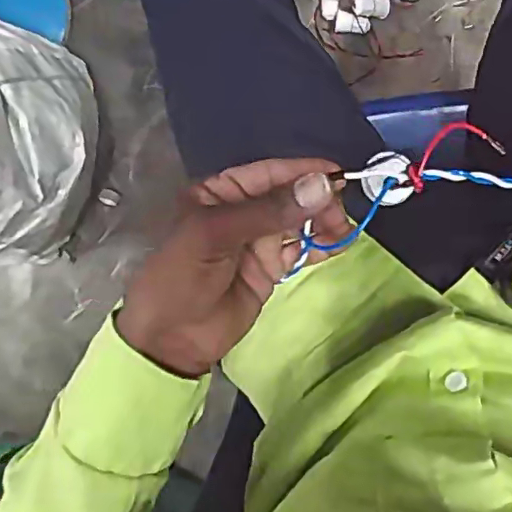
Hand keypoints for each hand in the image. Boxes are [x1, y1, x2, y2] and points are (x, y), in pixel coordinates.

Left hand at [117, 158, 348, 376]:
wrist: (170, 339)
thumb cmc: (179, 277)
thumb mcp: (215, 235)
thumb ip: (268, 211)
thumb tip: (320, 186)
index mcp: (221, 192)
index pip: (269, 173)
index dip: (304, 172)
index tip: (338, 176)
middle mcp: (242, 211)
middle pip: (291, 195)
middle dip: (318, 201)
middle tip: (339, 217)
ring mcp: (258, 240)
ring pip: (301, 221)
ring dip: (325, 223)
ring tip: (342, 233)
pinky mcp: (271, 268)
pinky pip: (303, 249)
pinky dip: (322, 245)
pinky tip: (337, 246)